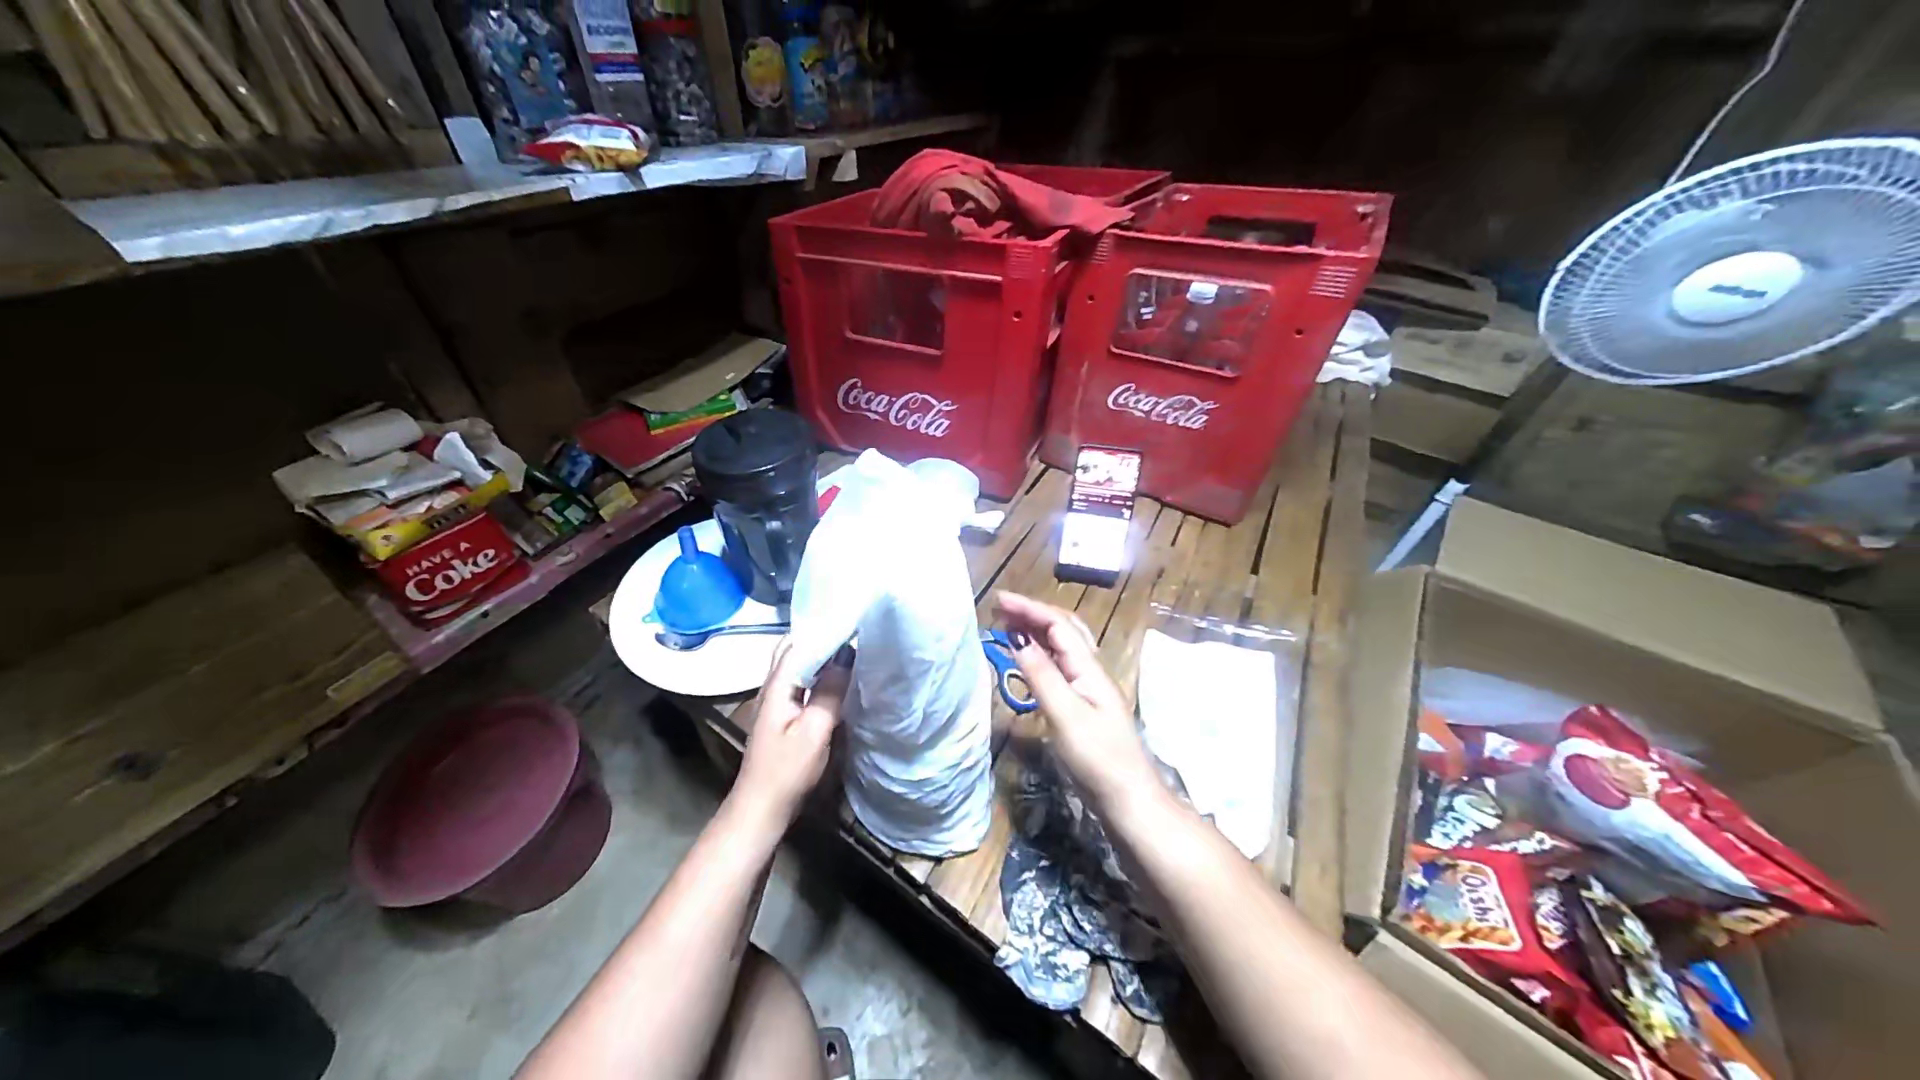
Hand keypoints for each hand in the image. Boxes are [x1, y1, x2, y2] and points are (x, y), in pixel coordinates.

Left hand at [730, 641, 847, 830]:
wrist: (761, 808)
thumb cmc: (787, 771)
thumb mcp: (814, 731)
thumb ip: (829, 692)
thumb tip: (847, 654)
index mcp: (778, 685)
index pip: (800, 643)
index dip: (826, 629)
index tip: (855, 620)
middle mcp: (774, 686)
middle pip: (797, 649)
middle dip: (825, 637)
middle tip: (858, 631)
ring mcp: (778, 700)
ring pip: (800, 665)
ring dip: (824, 655)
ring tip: (855, 648)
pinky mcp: (785, 713)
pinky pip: (804, 681)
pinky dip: (821, 673)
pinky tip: (841, 678)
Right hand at [995, 591, 1160, 808]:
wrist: (1129, 800)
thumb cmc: (1098, 759)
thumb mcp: (1065, 715)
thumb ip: (1042, 676)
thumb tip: (1017, 639)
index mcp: (1089, 669)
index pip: (1058, 626)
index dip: (1029, 609)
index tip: (999, 600)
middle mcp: (1091, 672)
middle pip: (1064, 630)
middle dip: (1033, 614)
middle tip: (1001, 609)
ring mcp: (1089, 689)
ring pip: (1063, 647)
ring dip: (1037, 631)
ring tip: (1009, 626)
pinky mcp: (1084, 706)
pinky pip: (1060, 666)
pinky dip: (1041, 653)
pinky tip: (1029, 661)